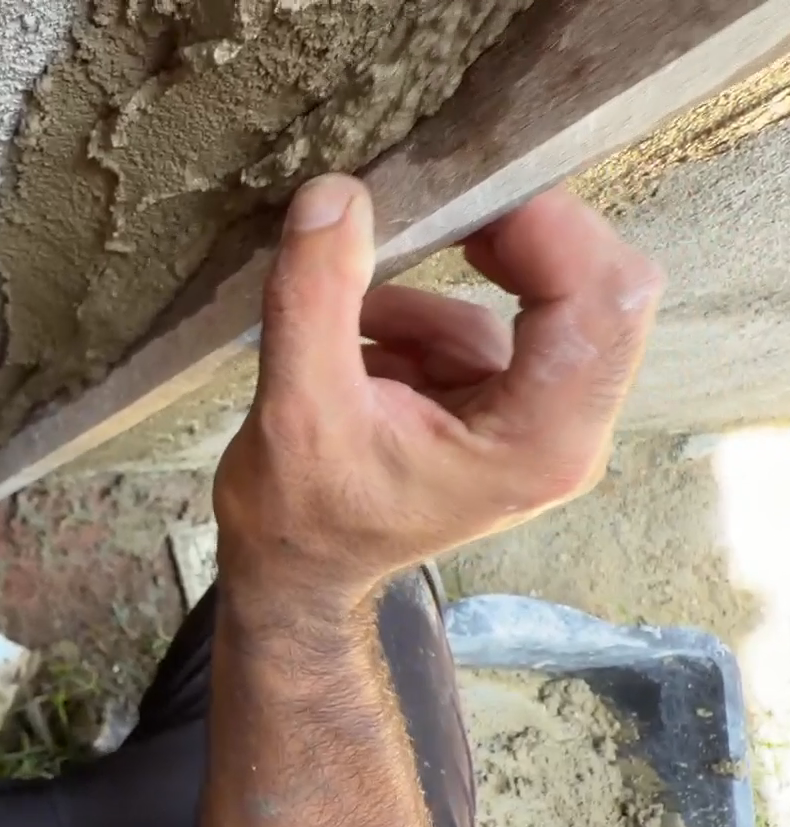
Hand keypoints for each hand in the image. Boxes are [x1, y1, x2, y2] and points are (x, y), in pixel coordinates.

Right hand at [213, 173, 663, 611]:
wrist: (285, 572)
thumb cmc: (293, 516)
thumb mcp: (294, 407)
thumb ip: (315, 300)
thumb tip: (332, 197)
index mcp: (537, 442)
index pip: (600, 302)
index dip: (548, 232)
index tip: (466, 200)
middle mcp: (555, 433)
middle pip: (570, 301)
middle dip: (484, 262)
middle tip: (413, 232)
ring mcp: (519, 427)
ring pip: (499, 319)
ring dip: (413, 309)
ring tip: (334, 337)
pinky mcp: (480, 422)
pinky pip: (462, 344)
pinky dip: (401, 334)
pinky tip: (344, 360)